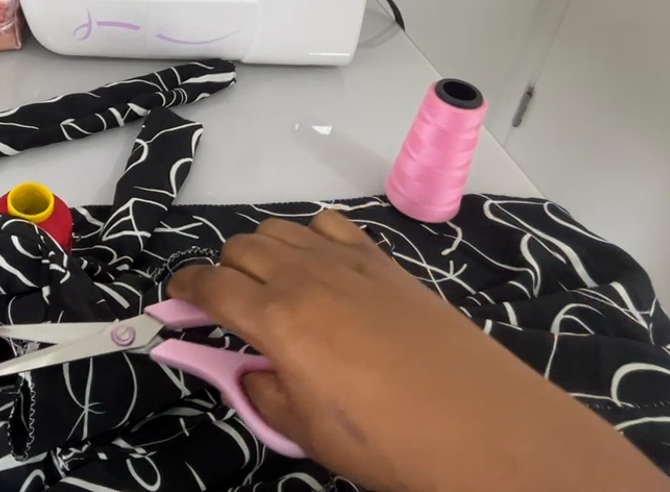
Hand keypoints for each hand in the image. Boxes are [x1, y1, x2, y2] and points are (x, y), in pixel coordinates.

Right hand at [169, 211, 669, 491]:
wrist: (493, 433)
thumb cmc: (392, 445)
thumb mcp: (310, 433)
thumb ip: (261, 390)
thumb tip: (245, 367)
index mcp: (275, 318)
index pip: (209, 286)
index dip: (184, 289)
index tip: (176, 298)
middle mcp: (301, 274)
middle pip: (238, 248)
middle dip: (223, 273)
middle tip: (232, 308)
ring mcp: (343, 259)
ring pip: (277, 230)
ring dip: (261, 253)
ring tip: (273, 286)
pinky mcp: (380, 259)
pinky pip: (327, 224)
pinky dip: (308, 238)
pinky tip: (321, 268)